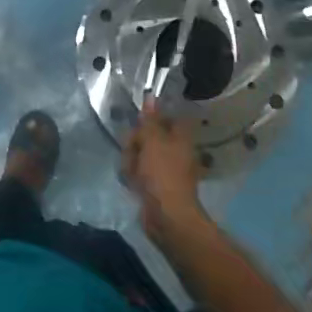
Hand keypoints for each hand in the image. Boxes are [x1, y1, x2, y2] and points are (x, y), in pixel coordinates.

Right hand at [120, 102, 205, 238]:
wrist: (167, 216)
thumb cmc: (162, 173)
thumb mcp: (152, 140)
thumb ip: (149, 118)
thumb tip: (150, 95)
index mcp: (181, 135)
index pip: (164, 116)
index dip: (149, 118)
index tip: (137, 124)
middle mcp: (176, 148)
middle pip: (150, 134)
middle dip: (136, 141)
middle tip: (131, 149)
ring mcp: (167, 167)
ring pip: (142, 153)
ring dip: (132, 159)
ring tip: (130, 171)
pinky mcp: (157, 184)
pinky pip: (141, 172)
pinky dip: (134, 175)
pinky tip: (131, 182)